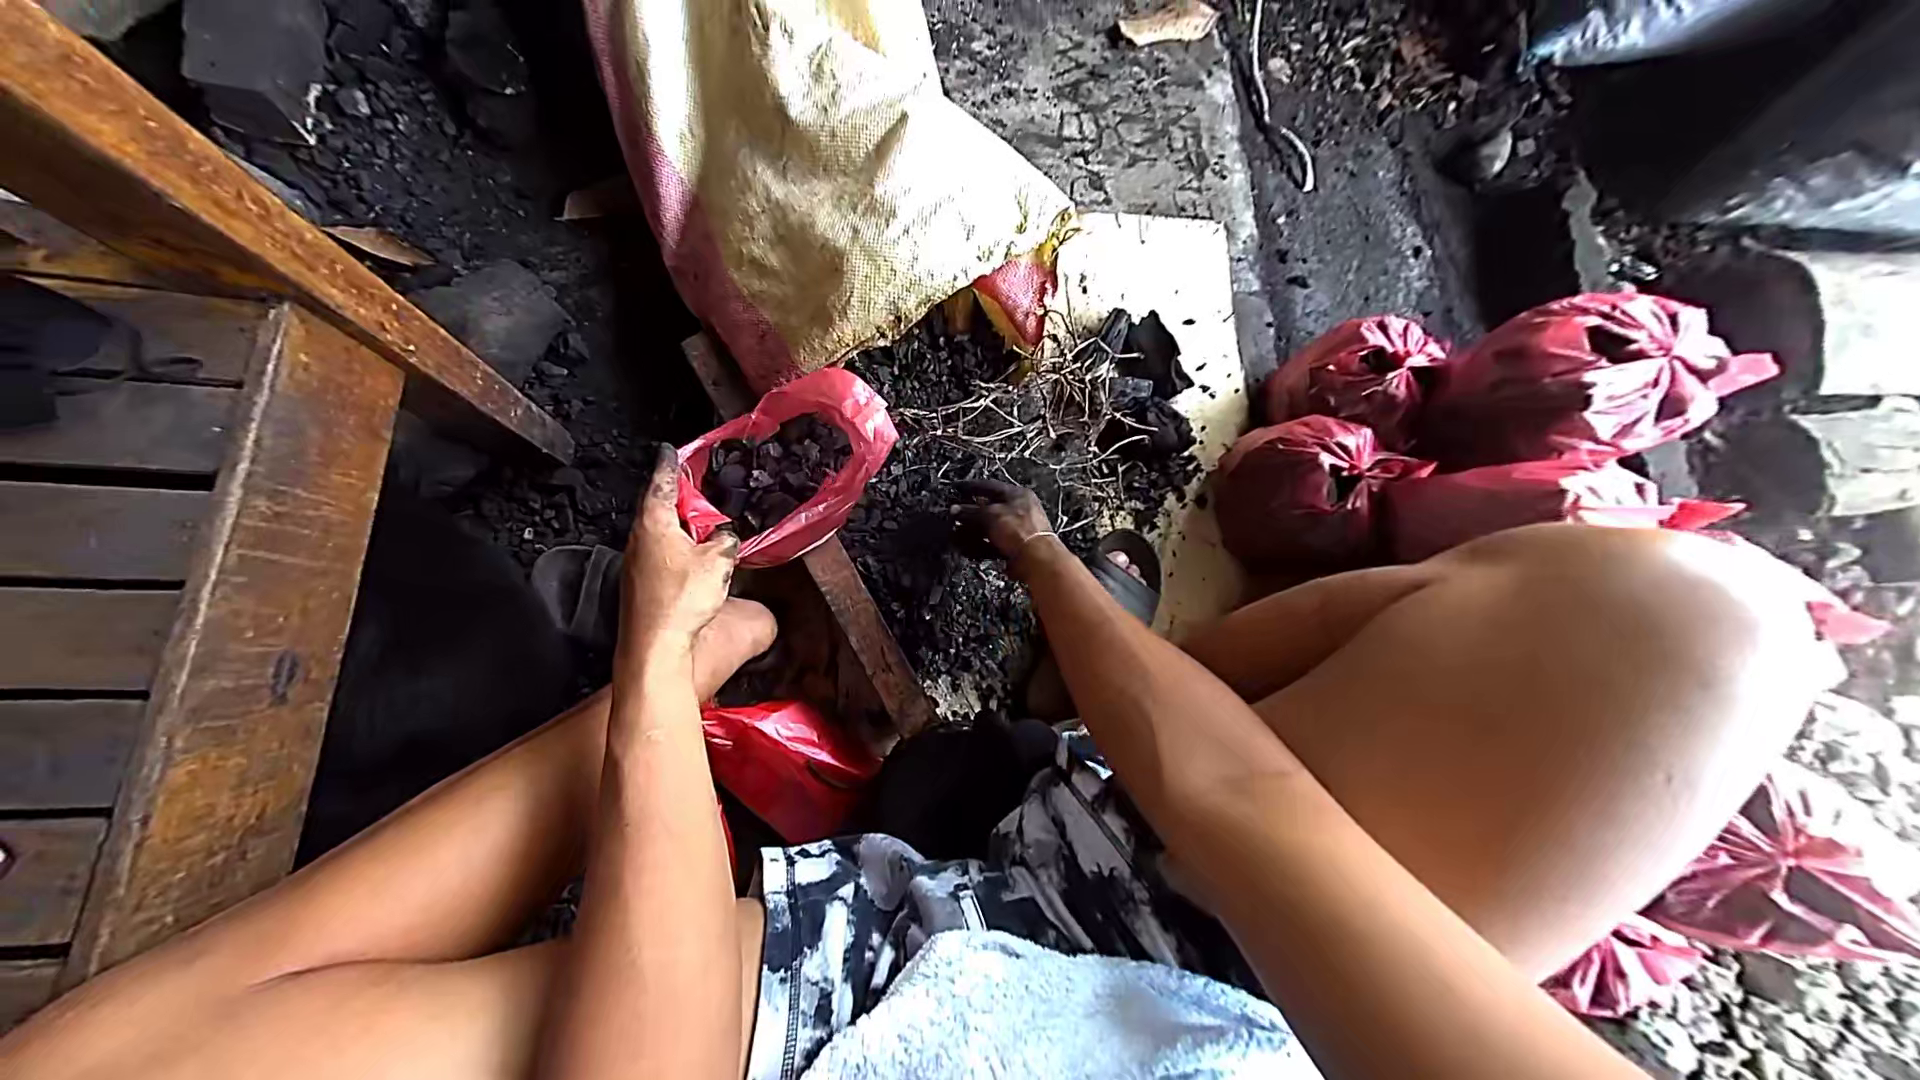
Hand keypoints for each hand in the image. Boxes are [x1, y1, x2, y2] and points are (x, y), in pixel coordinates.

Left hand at [619, 445, 740, 660]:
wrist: (656, 643)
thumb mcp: (718, 560)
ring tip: (704, 530)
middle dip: (680, 497)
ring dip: (681, 526)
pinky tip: (695, 561)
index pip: (661, 481)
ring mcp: (637, 562)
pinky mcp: (642, 582)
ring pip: (661, 531)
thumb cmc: (679, 601)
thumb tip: (724, 537)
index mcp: (654, 523)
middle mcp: (639, 538)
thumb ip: (724, 540)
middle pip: (659, 506)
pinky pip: (661, 553)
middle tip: (699, 493)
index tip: (671, 450)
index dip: (670, 463)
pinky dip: (677, 548)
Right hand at [952, 479, 1054, 562]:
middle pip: (990, 507)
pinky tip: (968, 547)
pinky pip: (994, 543)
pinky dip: (980, 544)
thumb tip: (955, 510)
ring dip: (974, 530)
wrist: (1036, 559)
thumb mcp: (989, 515)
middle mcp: (1020, 509)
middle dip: (971, 512)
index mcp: (1018, 494)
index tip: (957, 488)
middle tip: (955, 514)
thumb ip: (970, 512)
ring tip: (957, 532)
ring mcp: (1019, 529)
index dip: (972, 487)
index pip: (990, 486)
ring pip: (991, 527)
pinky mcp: (1016, 547)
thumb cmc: (1017, 529)